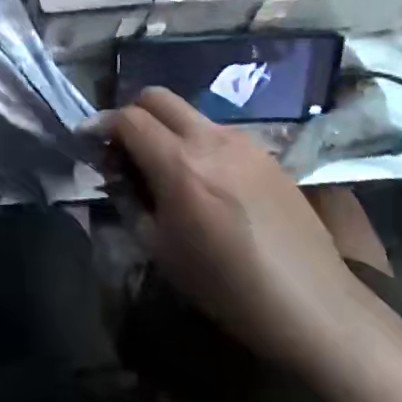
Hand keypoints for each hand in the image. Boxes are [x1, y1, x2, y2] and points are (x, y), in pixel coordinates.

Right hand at [101, 87, 356, 361]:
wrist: (312, 304)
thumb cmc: (227, 287)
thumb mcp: (161, 250)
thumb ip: (130, 201)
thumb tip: (116, 171)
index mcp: (179, 165)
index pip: (129, 118)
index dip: (102, 124)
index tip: (89, 139)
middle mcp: (210, 139)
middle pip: (158, 97)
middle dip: (132, 113)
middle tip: (124, 146)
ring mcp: (244, 141)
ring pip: (190, 113)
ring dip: (167, 127)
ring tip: (165, 166)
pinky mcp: (267, 152)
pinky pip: (219, 132)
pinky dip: (198, 142)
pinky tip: (204, 179)